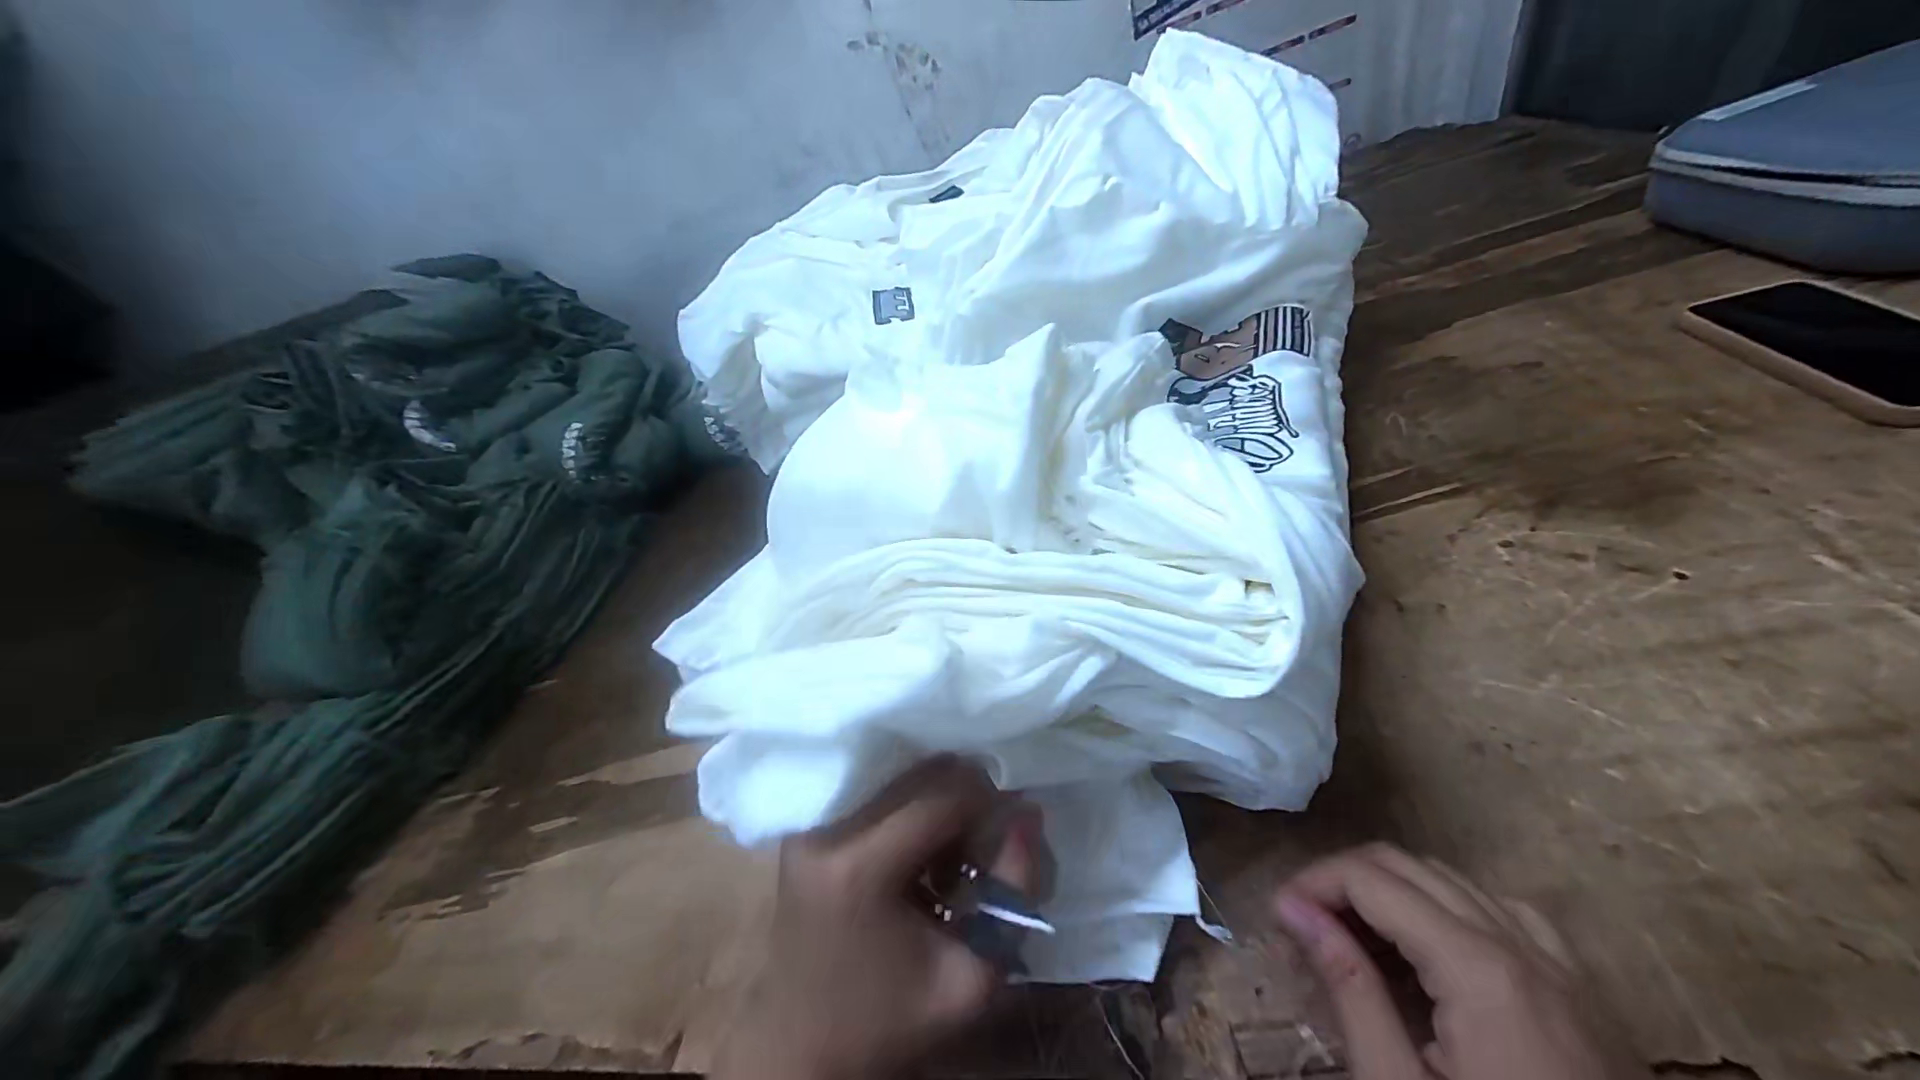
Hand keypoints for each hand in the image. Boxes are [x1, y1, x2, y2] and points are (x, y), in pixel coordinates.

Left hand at [715, 757, 1038, 1079]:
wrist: (803, 1050)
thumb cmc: (891, 1021)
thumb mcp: (973, 976)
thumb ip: (1013, 889)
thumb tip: (1028, 813)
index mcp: (860, 865)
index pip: (943, 794)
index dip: (989, 800)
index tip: (1012, 828)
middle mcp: (828, 828)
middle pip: (921, 776)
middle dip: (966, 800)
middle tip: (982, 850)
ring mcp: (811, 824)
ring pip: (901, 779)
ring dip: (939, 805)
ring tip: (950, 862)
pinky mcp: (806, 828)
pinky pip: (877, 794)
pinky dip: (912, 813)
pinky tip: (918, 860)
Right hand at [1273, 844, 1646, 1079]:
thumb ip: (1348, 987)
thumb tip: (1292, 909)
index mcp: (1477, 969)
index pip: (1369, 879)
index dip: (1312, 883)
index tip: (1278, 917)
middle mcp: (1520, 947)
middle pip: (1405, 865)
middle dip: (1342, 879)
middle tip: (1303, 922)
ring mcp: (1559, 967)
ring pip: (1451, 879)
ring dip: (1390, 890)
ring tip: (1353, 933)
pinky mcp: (1579, 992)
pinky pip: (1504, 912)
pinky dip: (1449, 907)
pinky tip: (1430, 944)